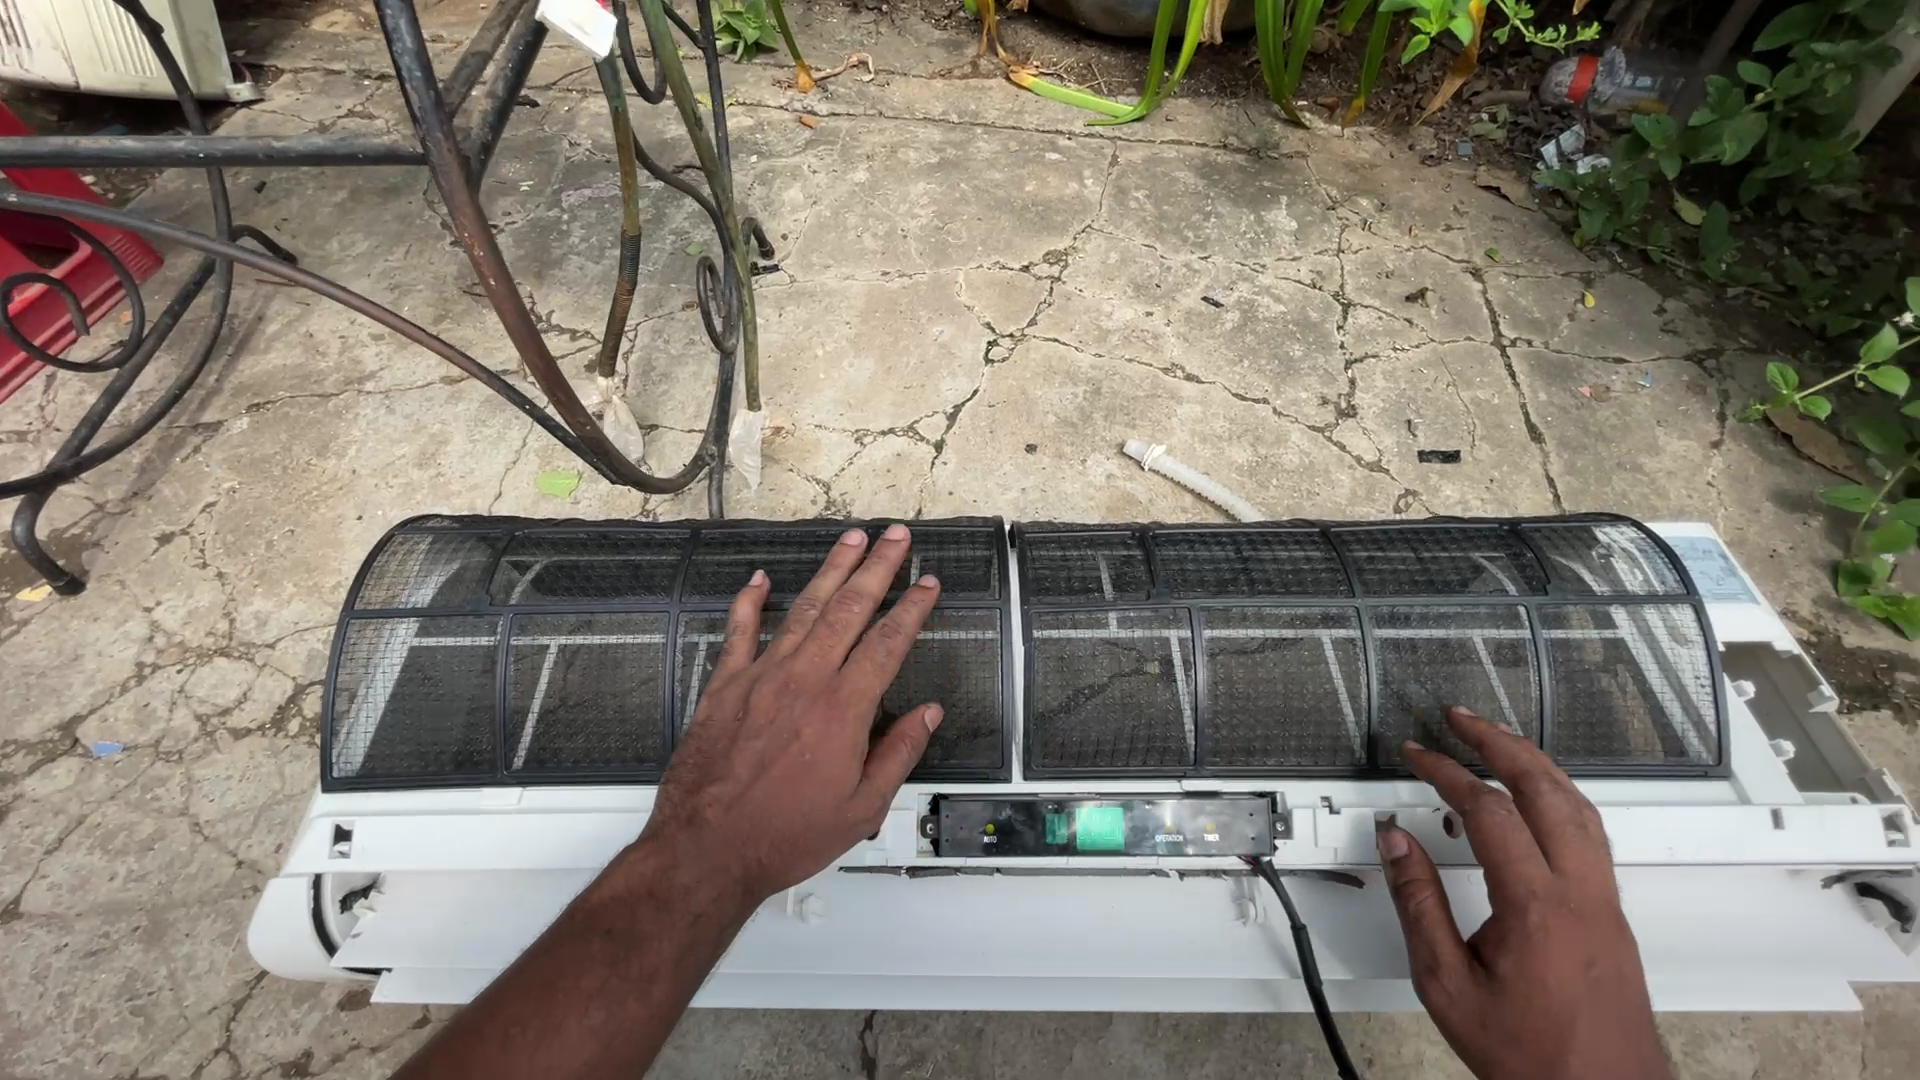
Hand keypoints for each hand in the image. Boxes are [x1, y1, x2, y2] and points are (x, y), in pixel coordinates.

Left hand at [639, 524, 942, 911]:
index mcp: (842, 708)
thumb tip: (928, 713)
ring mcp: (762, 677)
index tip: (928, 582)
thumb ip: (899, 753)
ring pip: (804, 609)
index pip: (888, 642)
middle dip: (877, 567)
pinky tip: (759, 578)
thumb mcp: (860, 809)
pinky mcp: (725, 686)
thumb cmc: (785, 835)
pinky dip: (749, 602)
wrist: (706, 851)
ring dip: (830, 570)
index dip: (912, 608)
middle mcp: (804, 680)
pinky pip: (739, 632)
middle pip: (849, 609)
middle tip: (895, 535)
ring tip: (851, 539)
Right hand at [1378, 707, 1670, 1079]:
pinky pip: (1590, 833)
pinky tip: (1537, 794)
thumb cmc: (1529, 1054)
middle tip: (1461, 718)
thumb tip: (1396, 842)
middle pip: (1547, 791)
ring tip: (1497, 738)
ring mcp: (1604, 903)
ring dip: (1535, 763)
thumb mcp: (1446, 982)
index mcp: (1537, 906)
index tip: (1417, 754)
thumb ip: (1418, 904)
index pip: (1489, 811)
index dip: (1447, 771)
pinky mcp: (1612, 916)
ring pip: (1580, 807)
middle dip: (1500, 743)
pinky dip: (1559, 794)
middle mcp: (1581, 894)